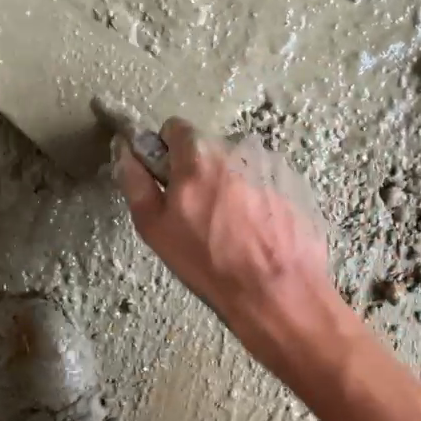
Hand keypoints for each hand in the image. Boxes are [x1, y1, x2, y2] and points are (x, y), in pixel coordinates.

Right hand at [115, 119, 336, 342]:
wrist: (279, 292)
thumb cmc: (210, 263)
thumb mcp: (156, 229)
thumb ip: (136, 182)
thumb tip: (124, 152)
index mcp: (199, 153)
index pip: (175, 128)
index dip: (168, 154)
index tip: (171, 183)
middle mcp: (238, 147)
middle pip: (209, 149)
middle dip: (201, 173)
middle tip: (201, 215)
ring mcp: (272, 163)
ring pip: (239, 165)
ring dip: (231, 185)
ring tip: (234, 228)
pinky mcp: (296, 182)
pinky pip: (266, 180)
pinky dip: (259, 198)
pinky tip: (259, 231)